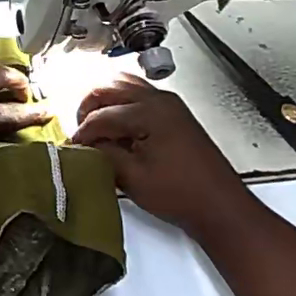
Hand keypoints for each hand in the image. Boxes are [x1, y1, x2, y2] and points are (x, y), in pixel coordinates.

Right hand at [71, 75, 258, 237]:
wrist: (221, 209)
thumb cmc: (181, 195)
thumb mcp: (132, 177)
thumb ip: (102, 154)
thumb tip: (85, 145)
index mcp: (149, 111)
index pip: (102, 115)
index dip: (83, 132)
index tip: (74, 148)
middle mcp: (159, 99)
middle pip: (109, 89)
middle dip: (89, 109)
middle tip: (81, 133)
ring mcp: (169, 104)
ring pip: (124, 86)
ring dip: (104, 101)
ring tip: (95, 126)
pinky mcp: (174, 113)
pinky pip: (139, 94)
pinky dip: (121, 103)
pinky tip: (117, 125)